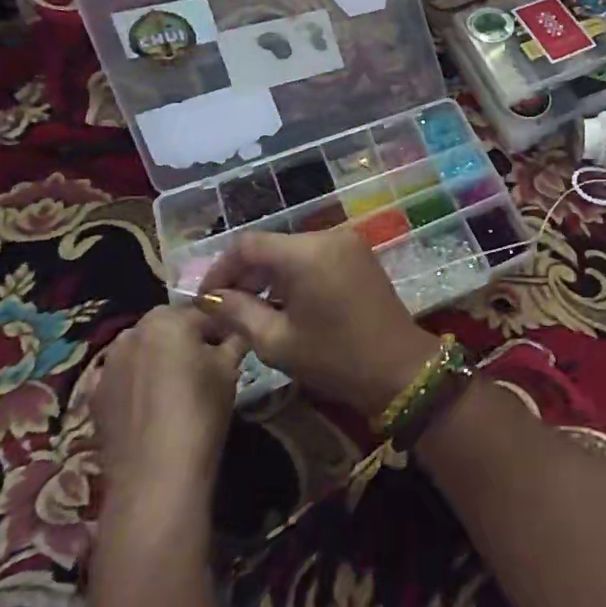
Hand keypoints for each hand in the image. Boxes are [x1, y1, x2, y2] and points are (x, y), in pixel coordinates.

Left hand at [90, 305, 246, 494]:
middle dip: (188, 343)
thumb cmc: (200, 412)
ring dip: (161, 362)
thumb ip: (234, 341)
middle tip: (209, 371)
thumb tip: (238, 331)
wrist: (156, 476)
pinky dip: (139, 385)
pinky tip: (155, 409)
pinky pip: (125, 379)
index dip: (223, 329)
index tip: (234, 349)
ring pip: (144, 352)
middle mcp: (130, 333)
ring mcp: (108, 364)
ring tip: (180, 392)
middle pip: (169, 329)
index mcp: (166, 319)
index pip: (204, 313)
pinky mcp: (95, 396)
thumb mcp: (229, 371)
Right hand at [196, 230, 437, 415]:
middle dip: (245, 274)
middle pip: (270, 245)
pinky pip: (315, 256)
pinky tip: (285, 302)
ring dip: (269, 275)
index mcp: (305, 253)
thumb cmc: (335, 359)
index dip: (220, 269)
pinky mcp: (359, 255)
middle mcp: (327, 236)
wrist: (400, 370)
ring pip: (292, 251)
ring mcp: (347, 243)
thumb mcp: (276, 341)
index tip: (205, 298)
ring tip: (252, 309)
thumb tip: (208, 298)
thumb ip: (236, 312)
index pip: (247, 245)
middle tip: (225, 308)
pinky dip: (294, 274)